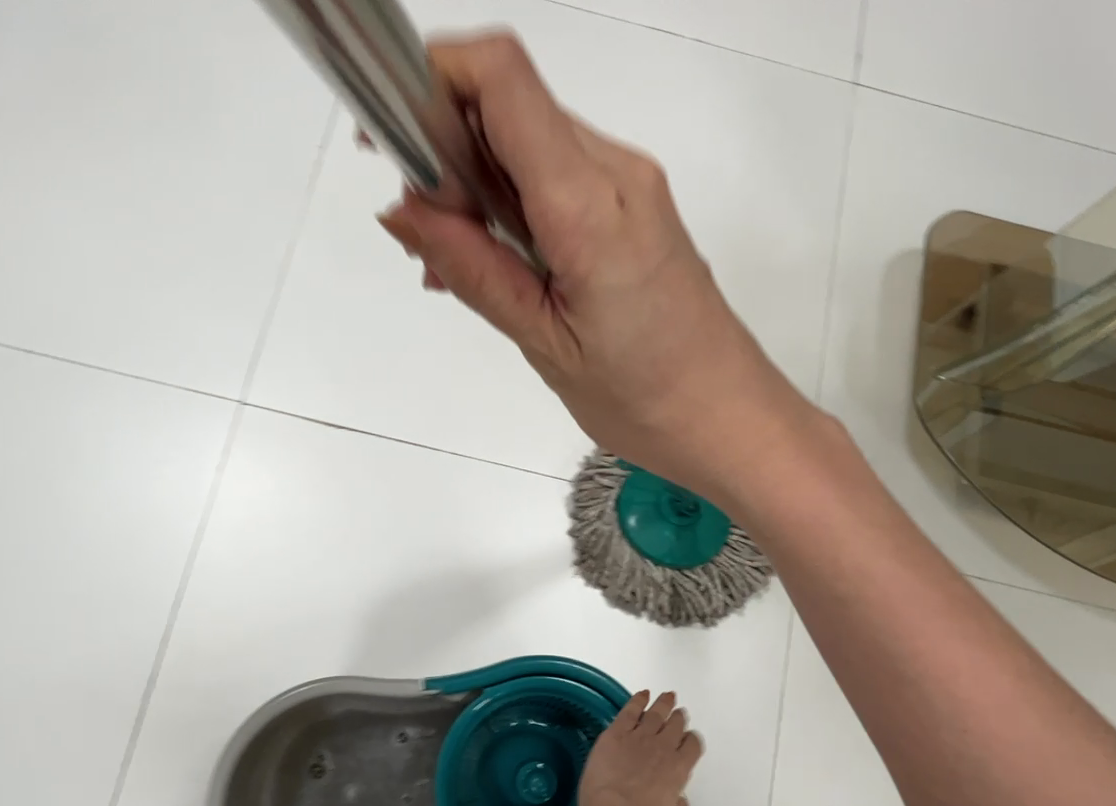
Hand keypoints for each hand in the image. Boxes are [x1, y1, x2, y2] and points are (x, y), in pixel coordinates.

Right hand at [375, 32, 807, 502]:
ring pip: (525, 141)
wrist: (727, 417)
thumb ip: (472, 267)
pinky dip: (508, 204)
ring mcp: (628, 183)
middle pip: (506, 105)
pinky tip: (494, 266)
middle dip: (443, 151)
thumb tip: (402, 211)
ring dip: (472, 186)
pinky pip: (552, 175)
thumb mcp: (543, 340)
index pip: (502, 80)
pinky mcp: (631, 205)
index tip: (388, 135)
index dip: (432, 78)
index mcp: (589, 203)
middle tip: (423, 237)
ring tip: (454, 269)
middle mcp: (615, 171)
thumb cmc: (646, 397)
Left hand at [576, 690, 703, 805]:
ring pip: (656, 714)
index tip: (688, 737)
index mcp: (679, 768)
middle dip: (678, 717)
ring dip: (663, 704)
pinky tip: (642, 694)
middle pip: (675, 725)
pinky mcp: (617, 733)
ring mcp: (640, 737)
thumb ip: (674, 803)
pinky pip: (630, 711)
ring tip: (667, 697)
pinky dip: (638, 700)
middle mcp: (664, 747)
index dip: (691, 739)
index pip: (693, 745)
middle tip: (678, 712)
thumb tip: (681, 802)